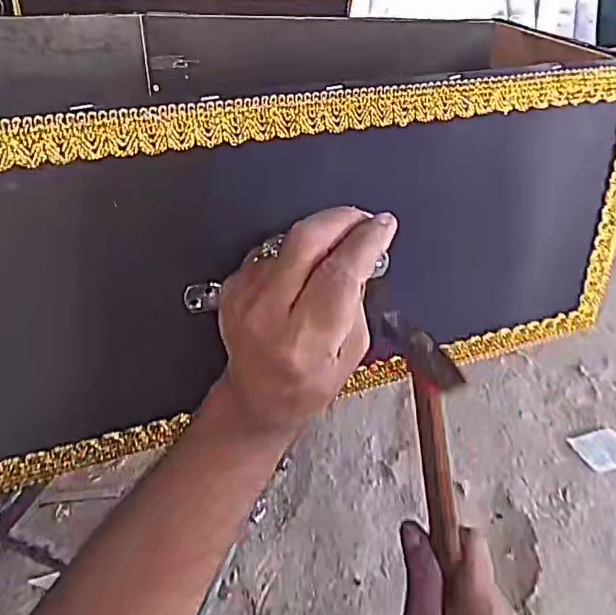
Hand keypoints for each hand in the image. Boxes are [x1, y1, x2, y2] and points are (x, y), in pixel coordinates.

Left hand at [209, 207, 397, 441]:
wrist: (255, 395)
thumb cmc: (305, 384)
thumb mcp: (350, 355)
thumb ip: (356, 304)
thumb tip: (362, 255)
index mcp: (303, 340)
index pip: (338, 274)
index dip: (366, 242)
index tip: (383, 225)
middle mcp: (268, 314)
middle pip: (305, 240)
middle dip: (341, 219)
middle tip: (363, 219)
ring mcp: (244, 296)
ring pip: (288, 240)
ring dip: (319, 234)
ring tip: (337, 249)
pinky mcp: (232, 284)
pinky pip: (271, 250)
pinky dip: (294, 251)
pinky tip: (304, 271)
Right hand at [400, 522, 521, 614]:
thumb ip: (420, 580)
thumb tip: (414, 532)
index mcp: (481, 605)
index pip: (468, 538)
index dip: (442, 527)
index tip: (422, 519)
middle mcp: (502, 611)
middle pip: (468, 559)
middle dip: (439, 566)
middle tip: (419, 599)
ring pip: (472, 583)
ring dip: (447, 591)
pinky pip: (479, 605)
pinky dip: (458, 609)